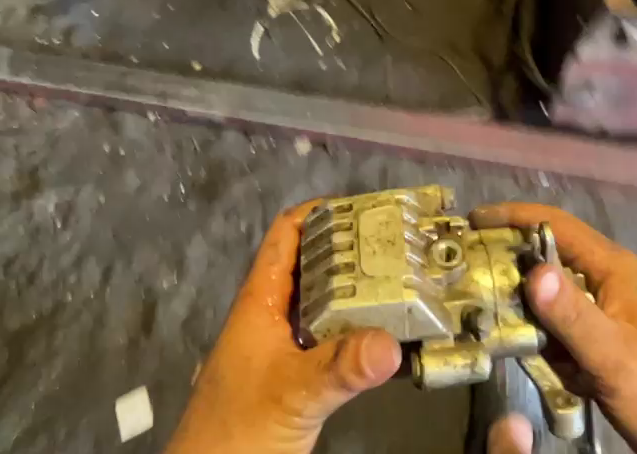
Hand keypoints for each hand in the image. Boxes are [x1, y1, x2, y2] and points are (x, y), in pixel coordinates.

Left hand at [165, 201, 401, 453]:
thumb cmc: (238, 429)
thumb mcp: (292, 393)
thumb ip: (340, 367)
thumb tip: (392, 343)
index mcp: (259, 301)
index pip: (286, 235)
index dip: (317, 212)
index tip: (362, 206)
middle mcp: (270, 315)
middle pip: (308, 264)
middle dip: (346, 249)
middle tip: (394, 242)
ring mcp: (279, 346)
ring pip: (319, 301)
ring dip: (352, 289)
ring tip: (397, 278)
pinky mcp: (291, 377)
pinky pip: (326, 337)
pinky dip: (352, 328)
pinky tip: (381, 333)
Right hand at [472, 203, 636, 453]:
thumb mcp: (614, 356)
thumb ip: (572, 315)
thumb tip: (532, 270)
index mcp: (614, 270)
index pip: (556, 225)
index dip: (513, 217)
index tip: (471, 222)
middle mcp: (608, 283)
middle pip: (549, 260)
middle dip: (512, 269)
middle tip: (468, 280)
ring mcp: (608, 316)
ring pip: (552, 302)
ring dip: (528, 315)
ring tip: (493, 326)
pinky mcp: (606, 346)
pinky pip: (562, 334)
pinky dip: (546, 345)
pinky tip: (537, 364)